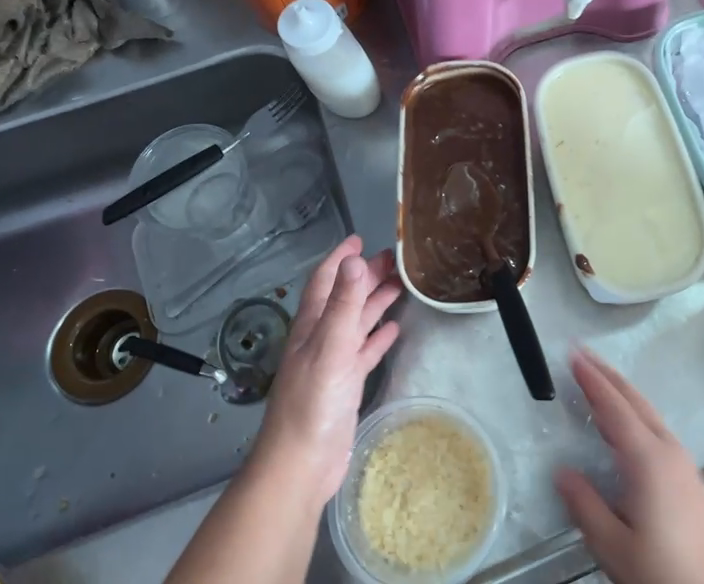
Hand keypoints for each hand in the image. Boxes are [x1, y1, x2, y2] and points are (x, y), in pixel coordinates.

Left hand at [250, 235, 401, 507]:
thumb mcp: (330, 347)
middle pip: (344, 298)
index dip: (340, 260)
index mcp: (311, 325)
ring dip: (375, 303)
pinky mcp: (346, 385)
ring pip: (356, 323)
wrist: (301, 464)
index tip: (359, 238)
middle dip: (365, 276)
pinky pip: (364, 352)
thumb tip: (355, 260)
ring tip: (401, 285)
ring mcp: (333, 362)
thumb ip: (344, 305)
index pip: (325, 282)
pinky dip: (378, 338)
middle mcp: (321, 338)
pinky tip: (394, 330)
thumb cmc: (312, 403)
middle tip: (394, 259)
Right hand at [555, 351, 703, 583]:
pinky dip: (634, 412)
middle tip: (582, 353)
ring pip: (647, 413)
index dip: (592, 380)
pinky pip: (655, 427)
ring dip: (621, 392)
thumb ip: (586, 506)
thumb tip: (562, 471)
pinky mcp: (688, 476)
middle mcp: (667, 450)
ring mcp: (682, 462)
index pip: (614, 408)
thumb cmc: (665, 570)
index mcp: (647, 460)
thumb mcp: (615, 546)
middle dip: (608, 375)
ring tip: (598, 379)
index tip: (573, 354)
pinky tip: (625, 424)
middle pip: (635, 401)